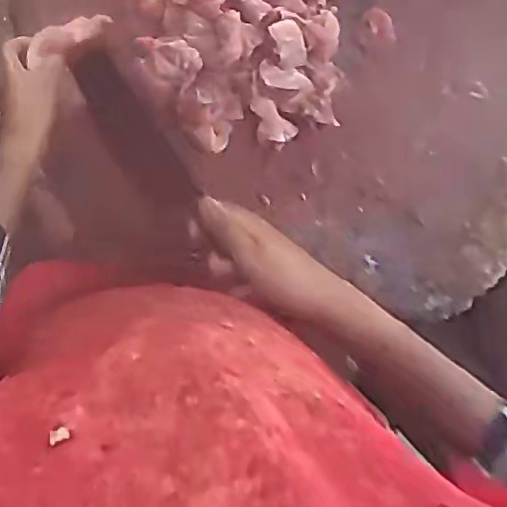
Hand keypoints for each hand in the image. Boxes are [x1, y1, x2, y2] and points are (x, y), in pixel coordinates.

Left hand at [0, 15, 110, 157]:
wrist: (22, 155)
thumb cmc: (33, 115)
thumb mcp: (46, 81)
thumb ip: (53, 56)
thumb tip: (62, 31)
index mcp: (12, 70)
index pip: (11, 46)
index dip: (25, 40)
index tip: (47, 40)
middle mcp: (11, 83)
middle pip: (20, 61)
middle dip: (39, 56)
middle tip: (63, 54)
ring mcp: (17, 100)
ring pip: (28, 78)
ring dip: (44, 73)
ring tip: (68, 71)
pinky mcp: (25, 115)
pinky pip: (35, 94)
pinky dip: (48, 90)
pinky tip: (65, 95)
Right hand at [195, 196, 379, 328]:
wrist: (327, 309)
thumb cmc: (283, 279)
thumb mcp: (247, 253)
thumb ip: (223, 227)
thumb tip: (201, 198)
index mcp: (247, 222)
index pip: (213, 208)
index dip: (195, 218)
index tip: (179, 237)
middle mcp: (253, 233)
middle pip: (218, 230)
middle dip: (201, 242)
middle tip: (185, 262)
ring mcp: (262, 255)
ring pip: (228, 253)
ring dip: (213, 263)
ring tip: (200, 281)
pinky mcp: (267, 276)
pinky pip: (238, 272)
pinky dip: (228, 279)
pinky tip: (221, 295)